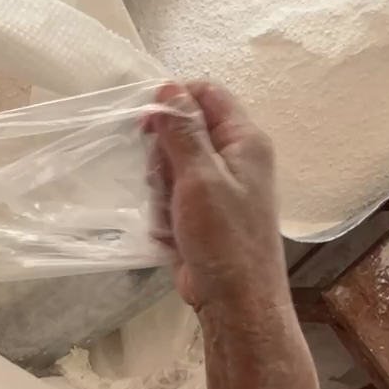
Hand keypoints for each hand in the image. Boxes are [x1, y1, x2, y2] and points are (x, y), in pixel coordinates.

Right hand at [145, 82, 285, 320]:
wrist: (234, 300)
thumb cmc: (223, 238)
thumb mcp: (199, 179)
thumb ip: (183, 132)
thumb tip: (169, 88)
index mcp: (244, 140)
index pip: (206, 95)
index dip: (173, 102)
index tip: (145, 125)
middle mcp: (234, 159)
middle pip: (182, 134)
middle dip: (163, 159)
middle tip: (165, 184)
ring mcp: (217, 189)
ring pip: (171, 170)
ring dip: (161, 193)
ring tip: (172, 218)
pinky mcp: (202, 216)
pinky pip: (170, 200)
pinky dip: (165, 216)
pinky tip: (173, 236)